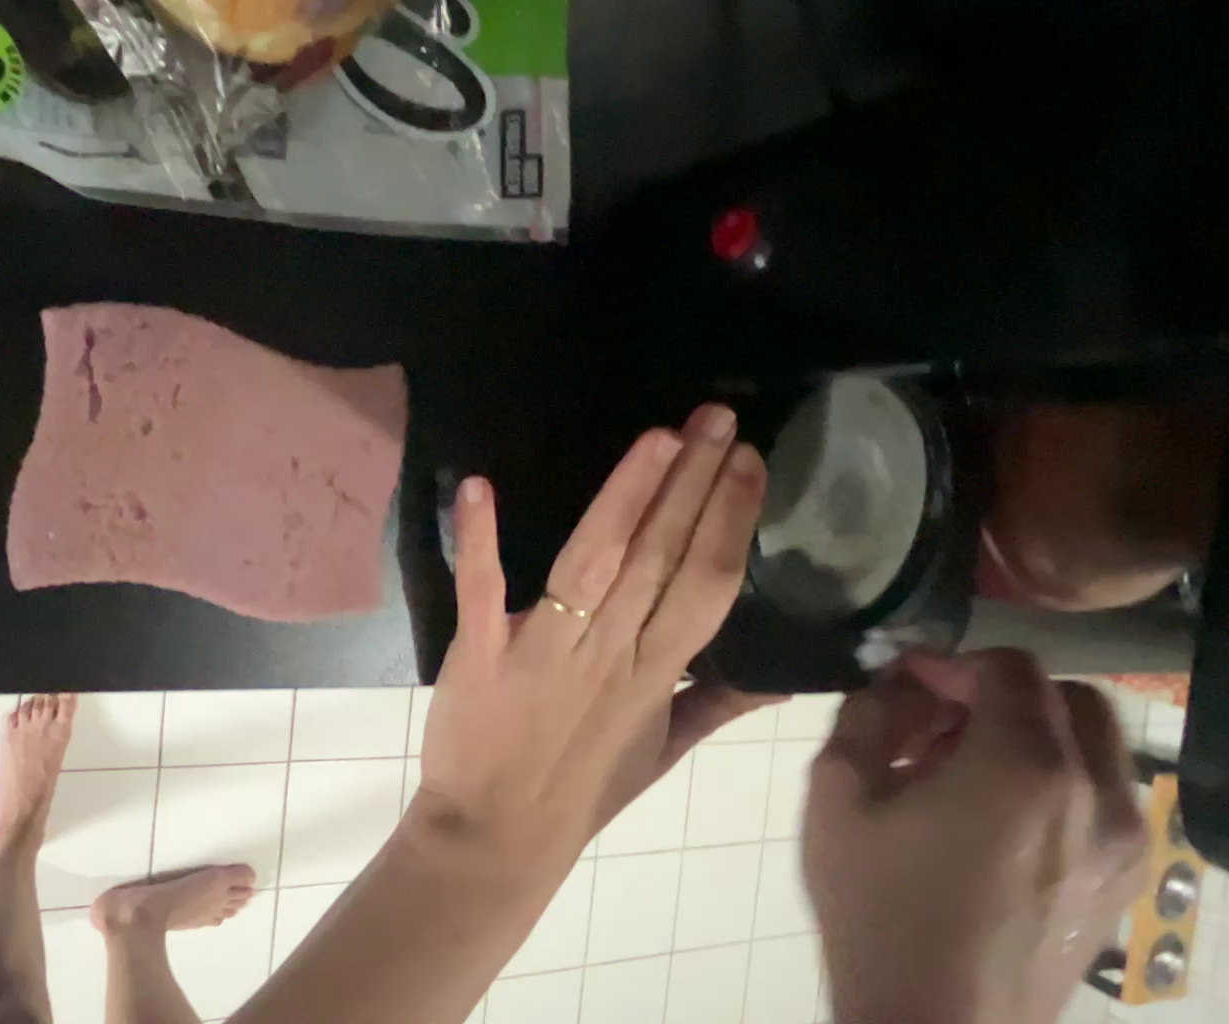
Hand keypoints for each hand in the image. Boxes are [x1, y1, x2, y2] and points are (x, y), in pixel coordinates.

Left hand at [414, 405, 767, 868]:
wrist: (498, 835)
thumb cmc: (581, 791)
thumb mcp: (661, 752)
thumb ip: (715, 704)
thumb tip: (774, 674)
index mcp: (654, 672)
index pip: (706, 583)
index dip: (730, 520)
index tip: (746, 462)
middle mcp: (609, 652)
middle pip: (660, 556)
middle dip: (693, 484)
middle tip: (715, 418)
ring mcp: (543, 649)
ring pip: (594, 562)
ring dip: (627, 497)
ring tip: (658, 440)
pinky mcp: (480, 653)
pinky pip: (482, 590)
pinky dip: (479, 539)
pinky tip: (478, 486)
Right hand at [804, 649, 1148, 1023]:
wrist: (936, 1018)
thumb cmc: (875, 898)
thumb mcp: (836, 791)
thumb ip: (866, 716)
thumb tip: (898, 683)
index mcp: (1023, 768)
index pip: (1010, 668)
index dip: (949, 661)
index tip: (902, 682)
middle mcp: (1097, 796)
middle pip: (1069, 698)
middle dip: (996, 691)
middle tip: (930, 718)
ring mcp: (1126, 844)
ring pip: (1093, 747)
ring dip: (1026, 732)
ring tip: (951, 768)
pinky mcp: (1124, 881)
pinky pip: (1099, 795)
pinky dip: (1049, 777)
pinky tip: (981, 814)